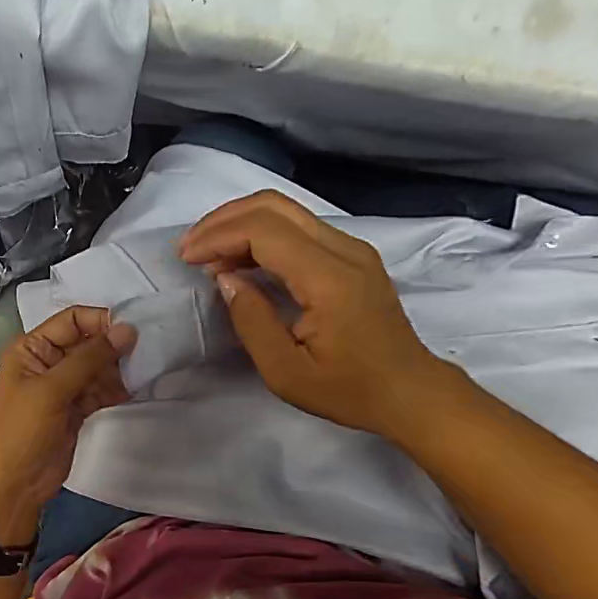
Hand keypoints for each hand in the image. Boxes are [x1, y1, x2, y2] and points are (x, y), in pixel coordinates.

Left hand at [0, 307, 135, 547]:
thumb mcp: (52, 389)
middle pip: (87, 342)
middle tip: (142, 355)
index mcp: (31, 348)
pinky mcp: (74, 410)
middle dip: (112, 347)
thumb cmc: (20, 430)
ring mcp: (61, 387)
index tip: (131, 331)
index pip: (71, 320)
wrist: (10, 487)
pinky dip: (114, 390)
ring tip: (139, 376)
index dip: (100, 321)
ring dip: (117, 370)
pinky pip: (98, 390)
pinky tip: (132, 391)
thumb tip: (127, 329)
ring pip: (96, 367)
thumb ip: (90, 358)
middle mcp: (47, 362)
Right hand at [178, 190, 457, 439]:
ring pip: (284, 209)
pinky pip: (296, 225)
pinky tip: (239, 259)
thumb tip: (225, 279)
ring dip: (239, 223)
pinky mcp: (351, 252)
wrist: (411, 392)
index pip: (263, 231)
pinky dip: (259, 232)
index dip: (218, 237)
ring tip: (208, 253)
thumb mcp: (286, 373)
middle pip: (272, 206)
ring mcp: (352, 246)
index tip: (187, 259)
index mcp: (330, 278)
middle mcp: (344, 249)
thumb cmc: (350, 390)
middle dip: (223, 220)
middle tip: (191, 247)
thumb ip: (251, 321)